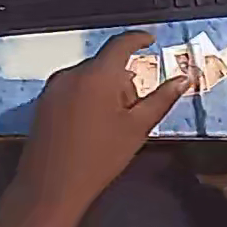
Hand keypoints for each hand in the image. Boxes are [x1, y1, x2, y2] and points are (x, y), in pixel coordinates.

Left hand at [0, 31, 190, 226]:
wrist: (51, 188)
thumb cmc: (99, 158)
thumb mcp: (137, 128)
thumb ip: (162, 99)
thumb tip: (184, 79)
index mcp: (97, 75)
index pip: (121, 44)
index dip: (139, 39)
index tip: (150, 39)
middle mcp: (71, 74)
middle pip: (105, 65)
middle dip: (123, 81)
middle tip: (134, 112)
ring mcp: (53, 88)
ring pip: (88, 78)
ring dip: (105, 91)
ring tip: (111, 126)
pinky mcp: (43, 103)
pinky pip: (72, 89)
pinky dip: (87, 99)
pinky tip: (91, 128)